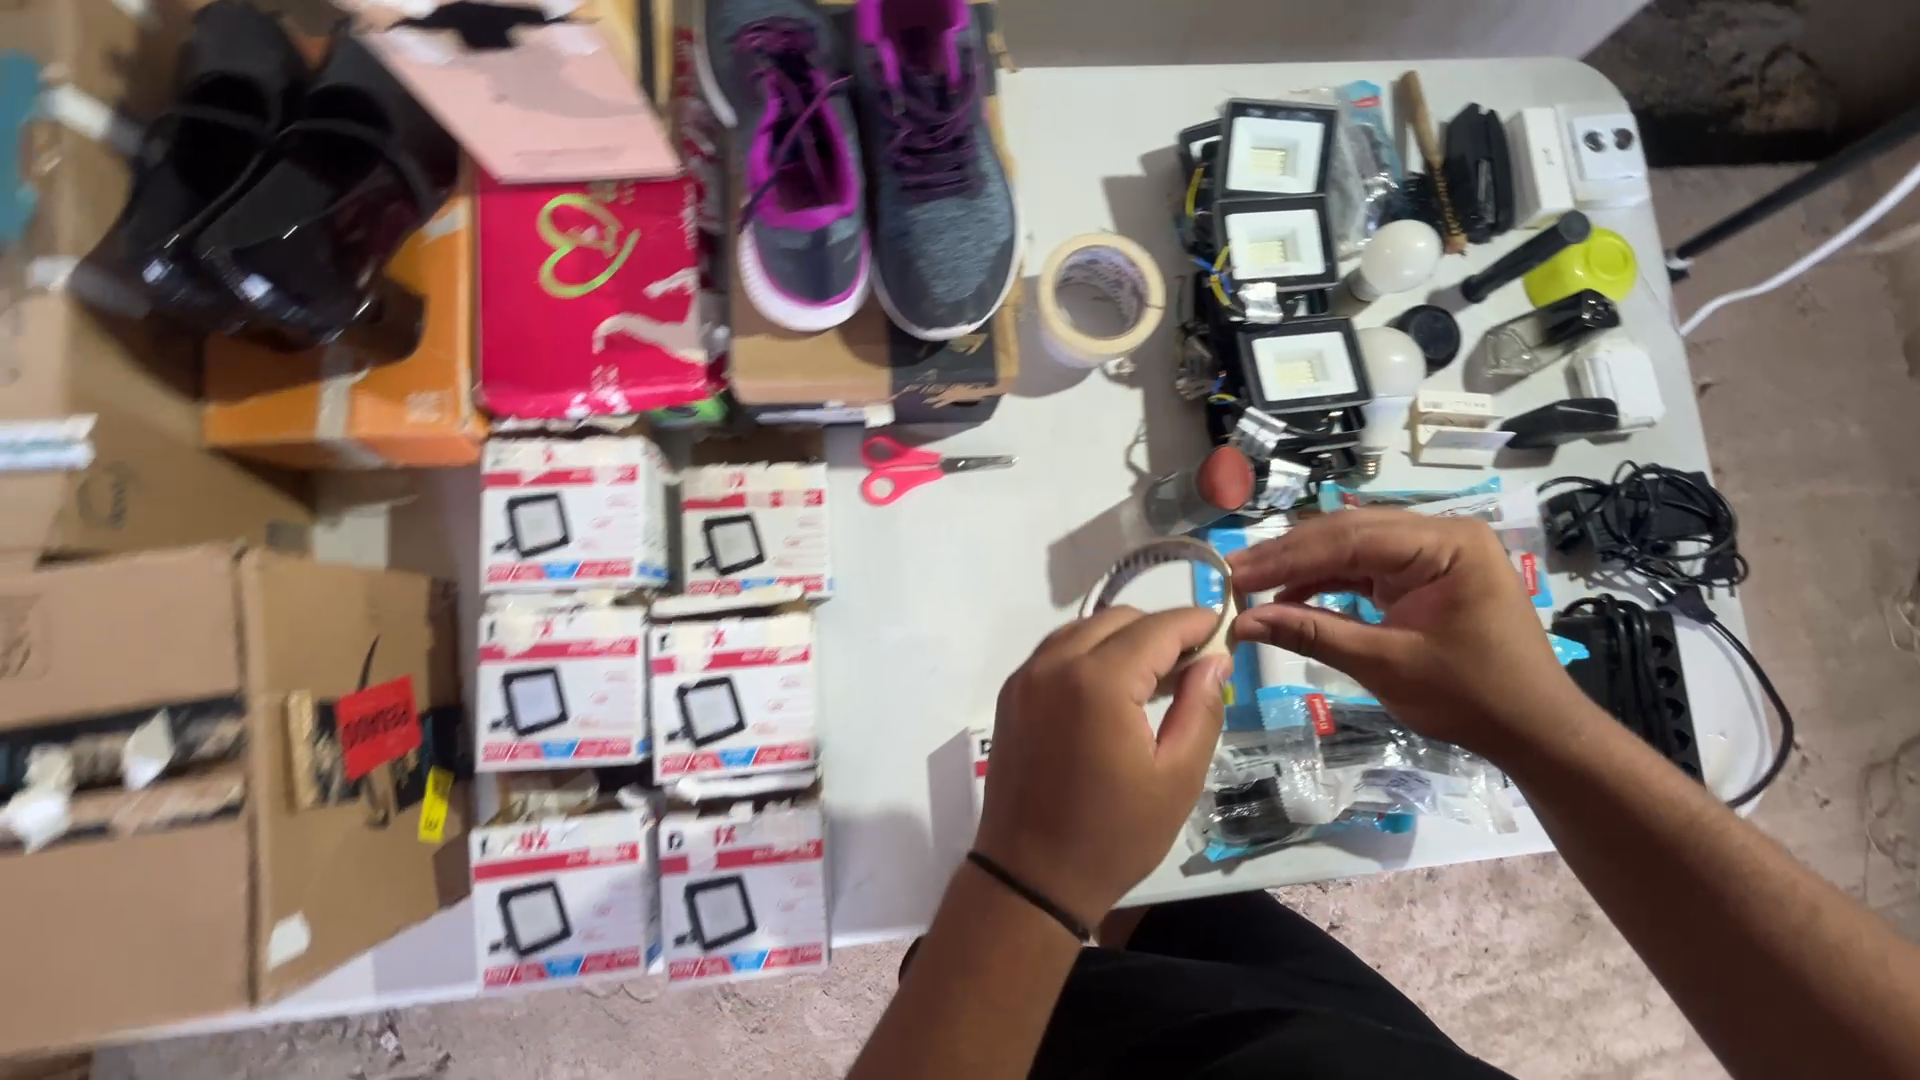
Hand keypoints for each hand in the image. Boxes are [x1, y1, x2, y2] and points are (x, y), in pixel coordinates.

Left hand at [975, 607, 1229, 929]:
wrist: (1030, 876)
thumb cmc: (1113, 835)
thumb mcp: (1176, 778)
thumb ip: (1200, 707)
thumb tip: (1215, 659)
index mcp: (1098, 682)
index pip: (1155, 629)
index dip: (1194, 623)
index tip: (1221, 627)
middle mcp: (1054, 665)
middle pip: (1117, 620)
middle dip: (1159, 629)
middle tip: (1193, 661)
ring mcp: (1025, 678)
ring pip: (1082, 629)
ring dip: (1122, 637)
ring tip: (1156, 673)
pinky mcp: (1010, 695)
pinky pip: (1055, 652)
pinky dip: (1088, 652)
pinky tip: (1112, 686)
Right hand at [1227, 509, 1588, 758]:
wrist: (1534, 730)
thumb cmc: (1471, 696)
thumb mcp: (1384, 664)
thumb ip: (1311, 633)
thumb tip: (1243, 623)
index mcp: (1446, 544)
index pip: (1349, 539)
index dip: (1285, 557)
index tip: (1233, 574)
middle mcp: (1440, 534)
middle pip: (1346, 534)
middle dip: (1287, 556)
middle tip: (1232, 575)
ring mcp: (1432, 553)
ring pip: (1350, 547)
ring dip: (1300, 566)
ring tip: (1250, 583)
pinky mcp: (1422, 575)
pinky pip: (1363, 568)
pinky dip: (1324, 581)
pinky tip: (1288, 594)